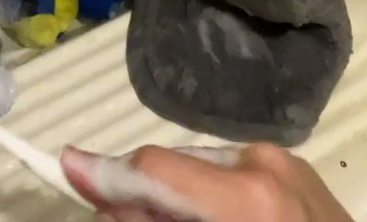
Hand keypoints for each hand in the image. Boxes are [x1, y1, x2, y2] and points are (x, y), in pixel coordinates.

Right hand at [61, 143, 353, 221]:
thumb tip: (108, 204)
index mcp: (247, 196)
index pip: (155, 169)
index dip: (106, 174)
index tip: (67, 166)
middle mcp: (263, 162)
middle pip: (174, 167)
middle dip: (146, 198)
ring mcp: (285, 161)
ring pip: (200, 169)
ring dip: (181, 200)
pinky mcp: (299, 169)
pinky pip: (233, 174)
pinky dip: (213, 199)